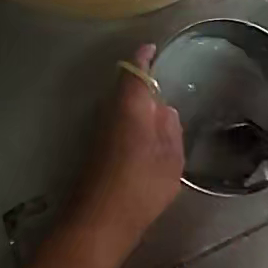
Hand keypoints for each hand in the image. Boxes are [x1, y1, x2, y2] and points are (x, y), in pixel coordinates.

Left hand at [68, 44, 183, 254]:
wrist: (100, 219)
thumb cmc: (141, 184)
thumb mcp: (170, 158)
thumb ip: (170, 128)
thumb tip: (164, 108)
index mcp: (130, 104)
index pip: (134, 69)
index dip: (143, 56)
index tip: (153, 48)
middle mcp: (110, 109)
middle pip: (125, 86)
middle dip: (143, 82)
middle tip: (165, 84)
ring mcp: (100, 128)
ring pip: (120, 104)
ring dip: (136, 103)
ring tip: (159, 113)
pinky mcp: (96, 146)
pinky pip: (116, 120)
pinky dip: (130, 120)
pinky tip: (145, 138)